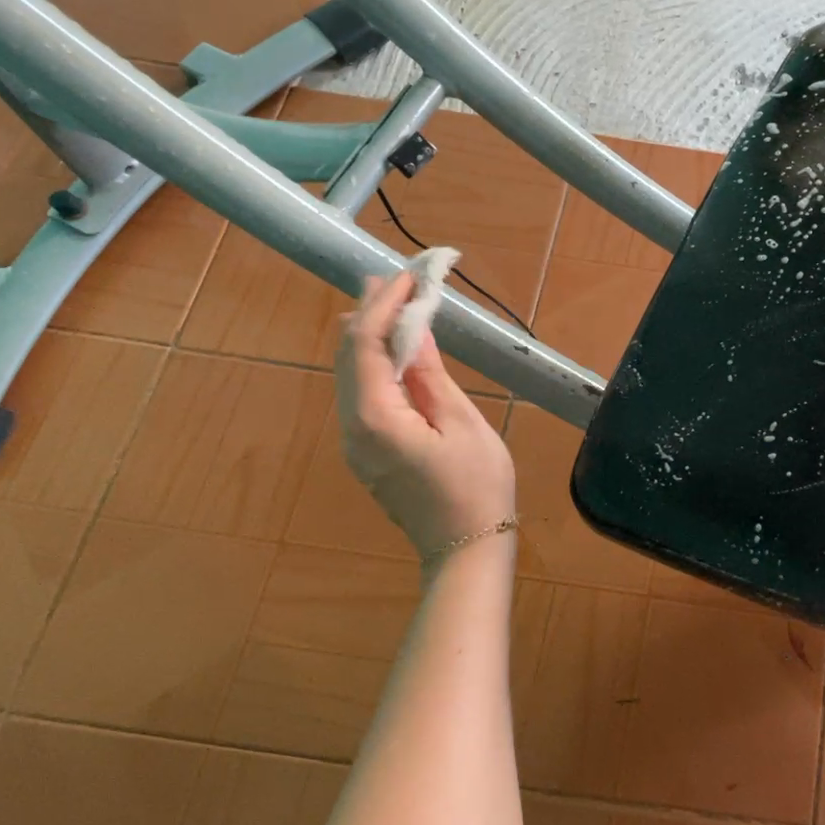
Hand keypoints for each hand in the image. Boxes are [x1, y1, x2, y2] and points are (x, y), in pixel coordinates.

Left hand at [337, 272, 515, 557]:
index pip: (366, 345)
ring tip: (387, 303)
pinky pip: (358, 396)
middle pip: (348, 357)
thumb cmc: (477, 486)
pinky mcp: (366, 453)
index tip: (406, 275)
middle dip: (368, 314)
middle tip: (390, 279)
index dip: (384, 305)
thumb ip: (430, 374)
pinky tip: (387, 352)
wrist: (465, 548)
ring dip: (366, 337)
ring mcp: (355, 444)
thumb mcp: (463, 424)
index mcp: (376, 418)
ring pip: (348, 376)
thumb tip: (413, 329)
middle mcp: (352, 428)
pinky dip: (371, 365)